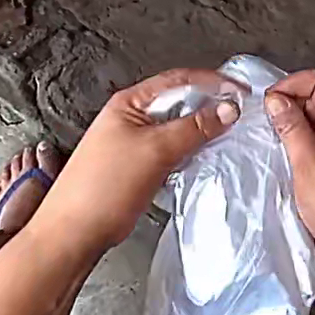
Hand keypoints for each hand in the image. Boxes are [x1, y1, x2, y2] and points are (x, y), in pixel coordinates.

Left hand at [36, 68, 244, 251]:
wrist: (73, 235)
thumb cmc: (102, 189)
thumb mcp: (156, 150)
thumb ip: (195, 127)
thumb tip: (228, 109)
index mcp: (129, 103)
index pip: (179, 79)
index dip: (213, 81)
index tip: (240, 91)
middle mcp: (132, 117)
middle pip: (181, 100)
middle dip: (210, 104)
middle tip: (238, 112)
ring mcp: (136, 141)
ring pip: (179, 125)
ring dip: (202, 128)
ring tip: (226, 133)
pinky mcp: (141, 163)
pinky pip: (174, 147)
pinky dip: (193, 147)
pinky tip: (205, 154)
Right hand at [264, 69, 314, 285]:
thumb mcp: (307, 166)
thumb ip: (292, 129)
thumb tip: (275, 98)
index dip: (294, 83)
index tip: (269, 102)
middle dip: (292, 97)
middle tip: (265, 118)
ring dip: (295, 115)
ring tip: (272, 131)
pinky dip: (302, 131)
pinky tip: (285, 144)